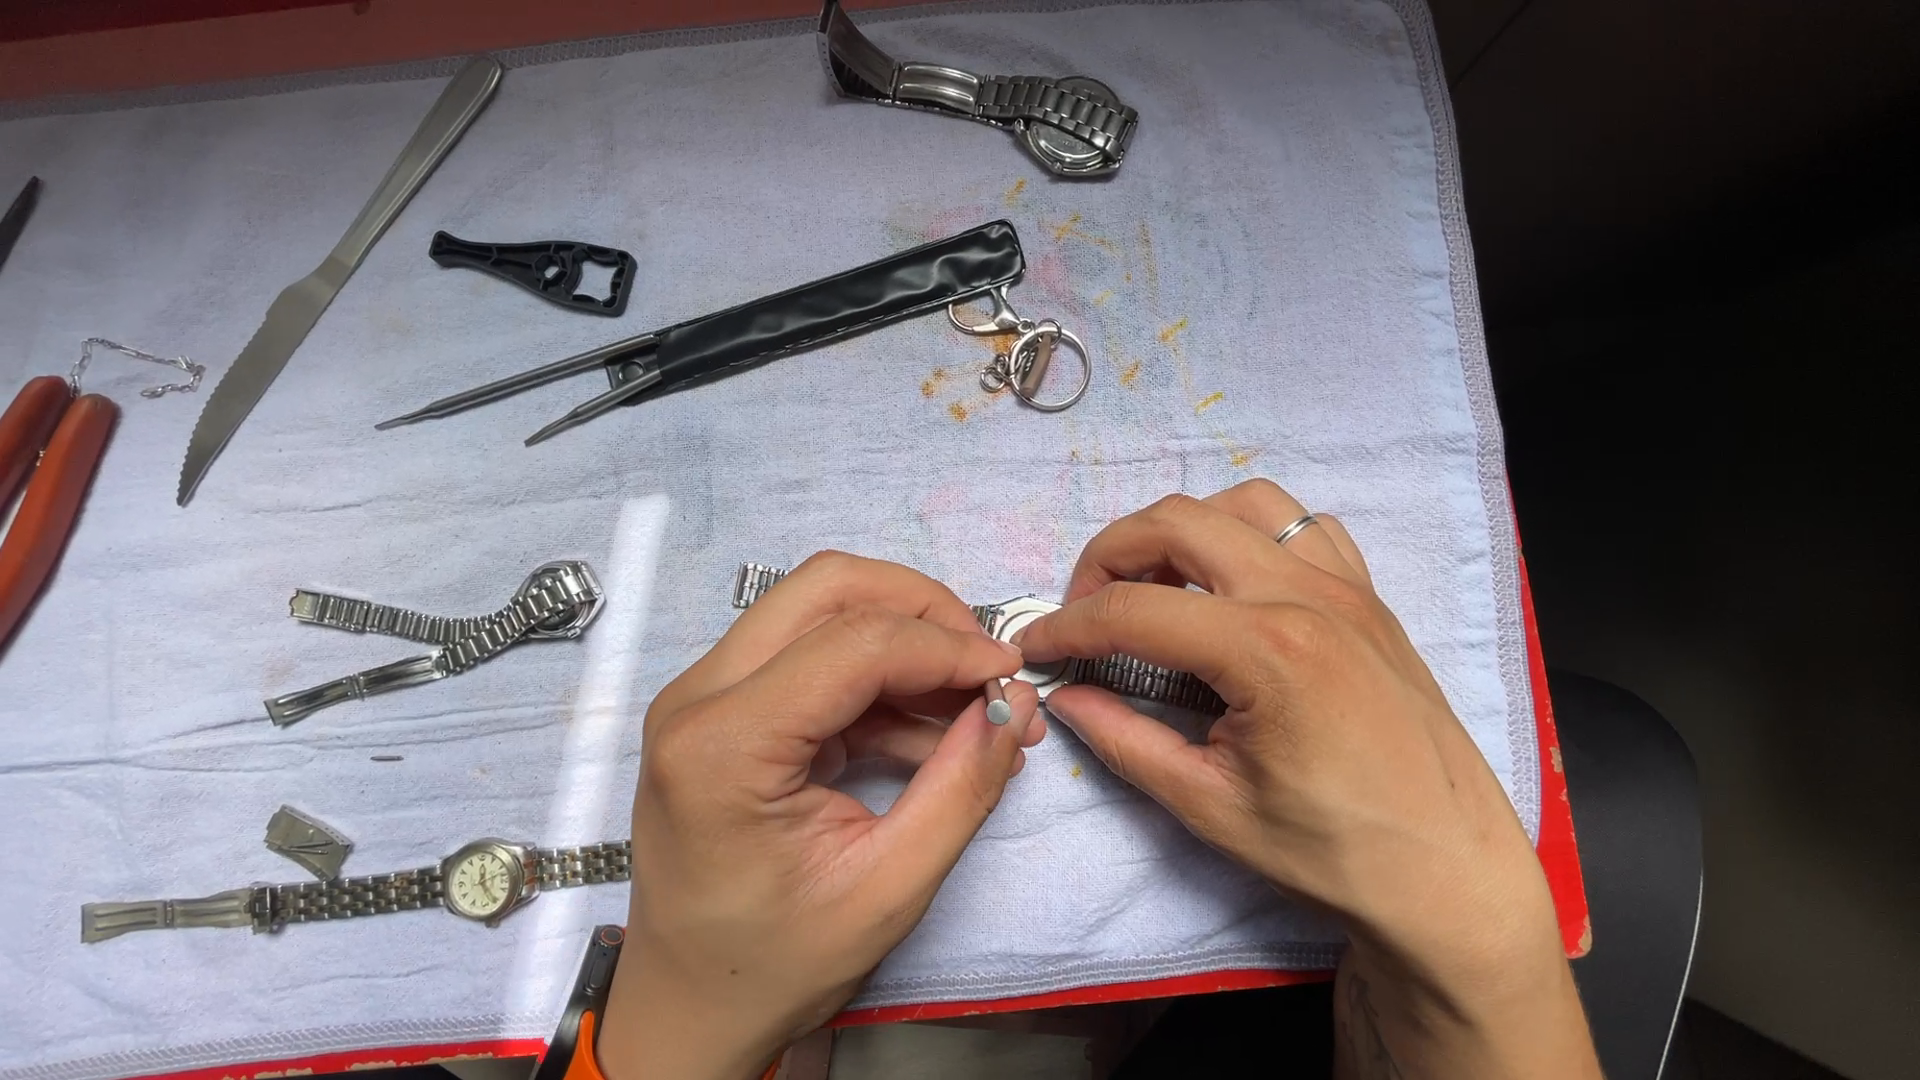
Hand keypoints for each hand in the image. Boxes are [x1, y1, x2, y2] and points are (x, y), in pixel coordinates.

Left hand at [598, 552, 1044, 1079]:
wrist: (688, 1005)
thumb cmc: (775, 964)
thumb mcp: (888, 889)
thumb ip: (961, 786)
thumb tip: (1016, 703)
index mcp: (725, 745)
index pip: (856, 643)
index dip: (947, 646)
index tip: (1010, 675)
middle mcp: (700, 694)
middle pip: (828, 586)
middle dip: (922, 609)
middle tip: (981, 663)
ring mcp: (705, 691)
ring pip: (821, 605)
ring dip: (906, 639)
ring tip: (971, 704)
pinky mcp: (725, 702)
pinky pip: (815, 653)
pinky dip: (882, 677)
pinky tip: (932, 728)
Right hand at [1015, 481, 1598, 1079]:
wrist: (1451, 872)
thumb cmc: (1331, 849)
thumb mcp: (1207, 804)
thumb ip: (1123, 739)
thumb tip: (1063, 696)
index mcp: (1265, 650)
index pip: (1132, 611)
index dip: (1066, 627)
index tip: (1035, 648)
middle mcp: (1305, 593)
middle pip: (1175, 523)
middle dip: (1107, 557)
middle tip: (1084, 613)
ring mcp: (1345, 584)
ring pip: (1238, 503)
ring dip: (1178, 532)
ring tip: (1155, 587)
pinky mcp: (1368, 593)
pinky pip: (1300, 524)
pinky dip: (1247, 533)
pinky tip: (1233, 583)